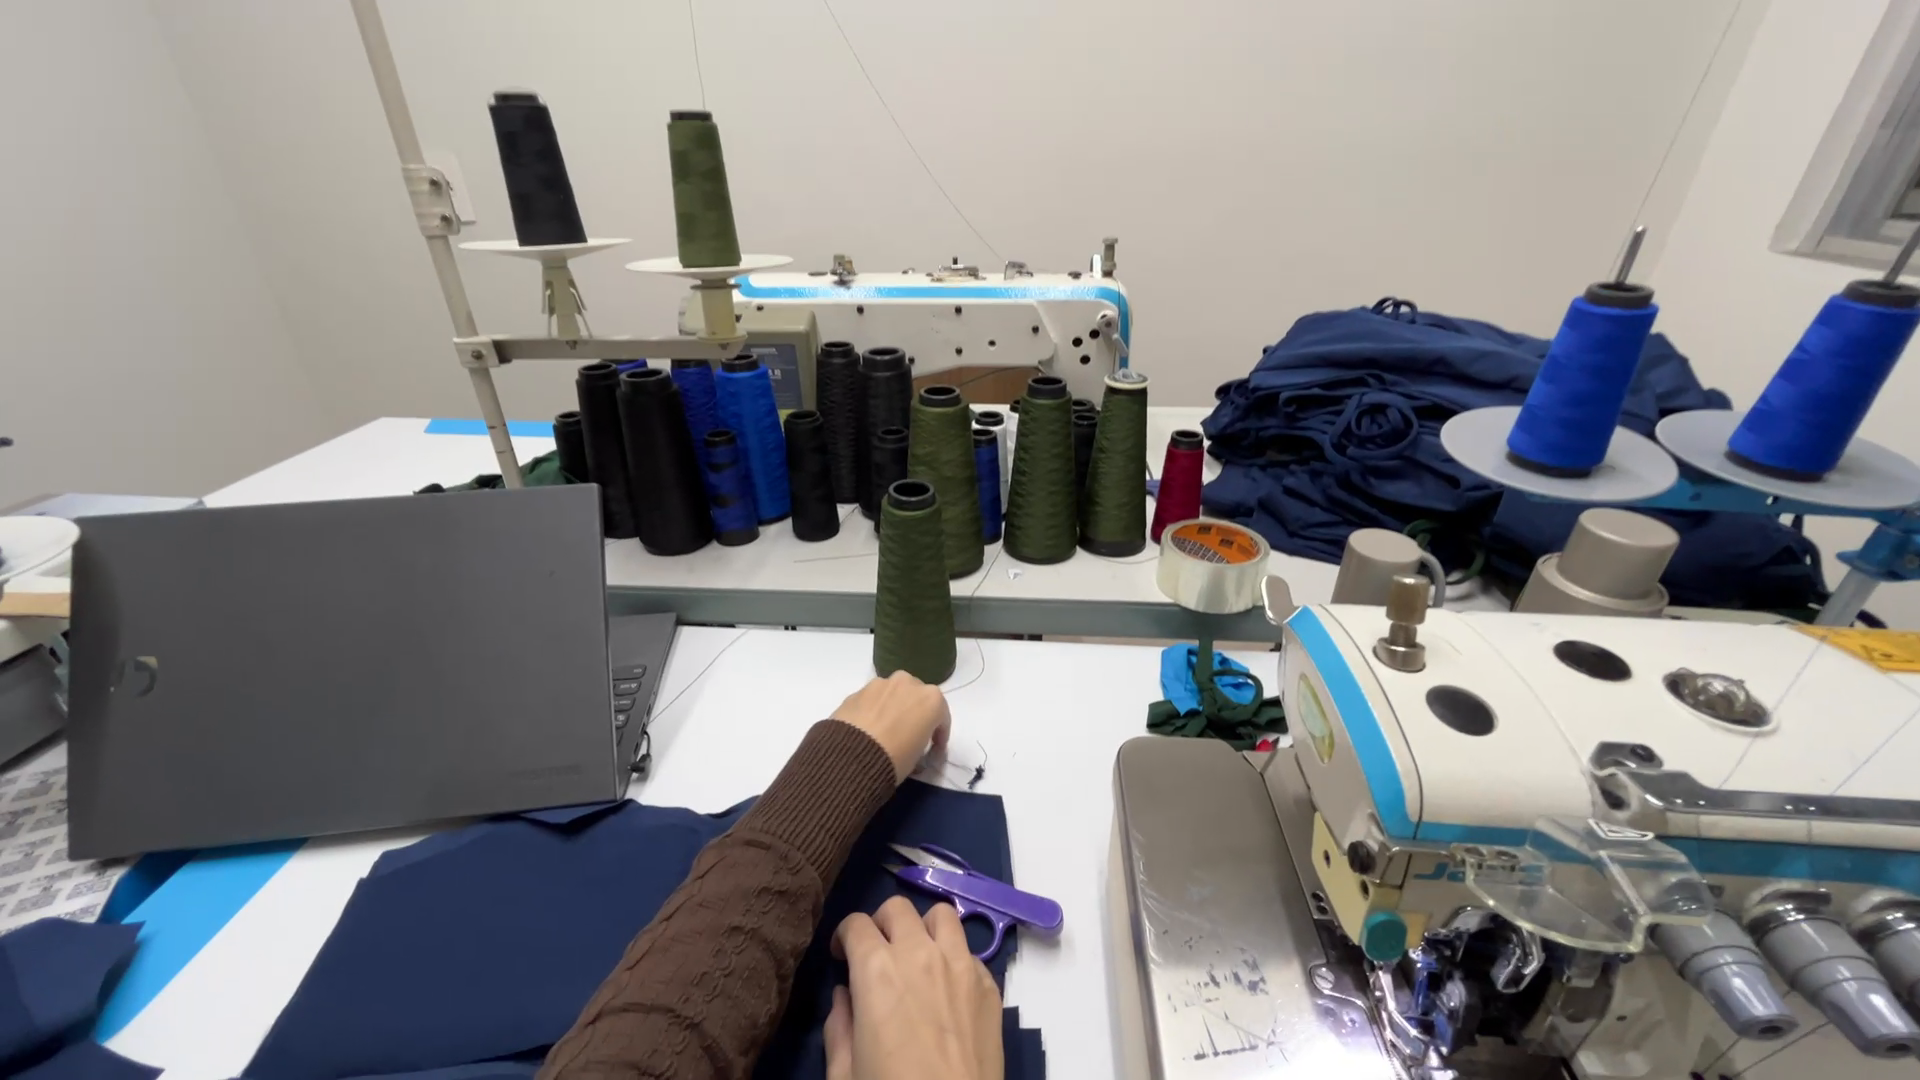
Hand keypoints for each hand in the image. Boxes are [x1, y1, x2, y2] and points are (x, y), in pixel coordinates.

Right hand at [825, 896, 1002, 1079]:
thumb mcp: (843, 1074)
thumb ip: (839, 1026)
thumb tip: (845, 995)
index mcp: (877, 971)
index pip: (857, 924)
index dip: (845, 936)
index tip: (842, 956)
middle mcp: (920, 954)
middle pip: (898, 908)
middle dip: (881, 924)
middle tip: (877, 953)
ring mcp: (960, 965)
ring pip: (941, 915)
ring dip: (923, 928)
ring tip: (916, 955)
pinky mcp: (989, 985)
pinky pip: (969, 951)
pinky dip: (954, 957)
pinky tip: (947, 988)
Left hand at [831, 672, 951, 782]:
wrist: (851, 756)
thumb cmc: (896, 757)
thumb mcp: (919, 755)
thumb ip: (921, 741)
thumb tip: (912, 742)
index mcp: (931, 698)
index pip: (942, 717)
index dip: (939, 735)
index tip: (934, 750)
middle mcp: (908, 683)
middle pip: (917, 697)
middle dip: (915, 713)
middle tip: (909, 734)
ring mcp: (881, 684)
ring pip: (893, 694)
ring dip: (893, 708)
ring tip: (885, 731)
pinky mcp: (857, 690)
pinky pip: (872, 700)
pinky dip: (874, 710)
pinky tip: (868, 729)